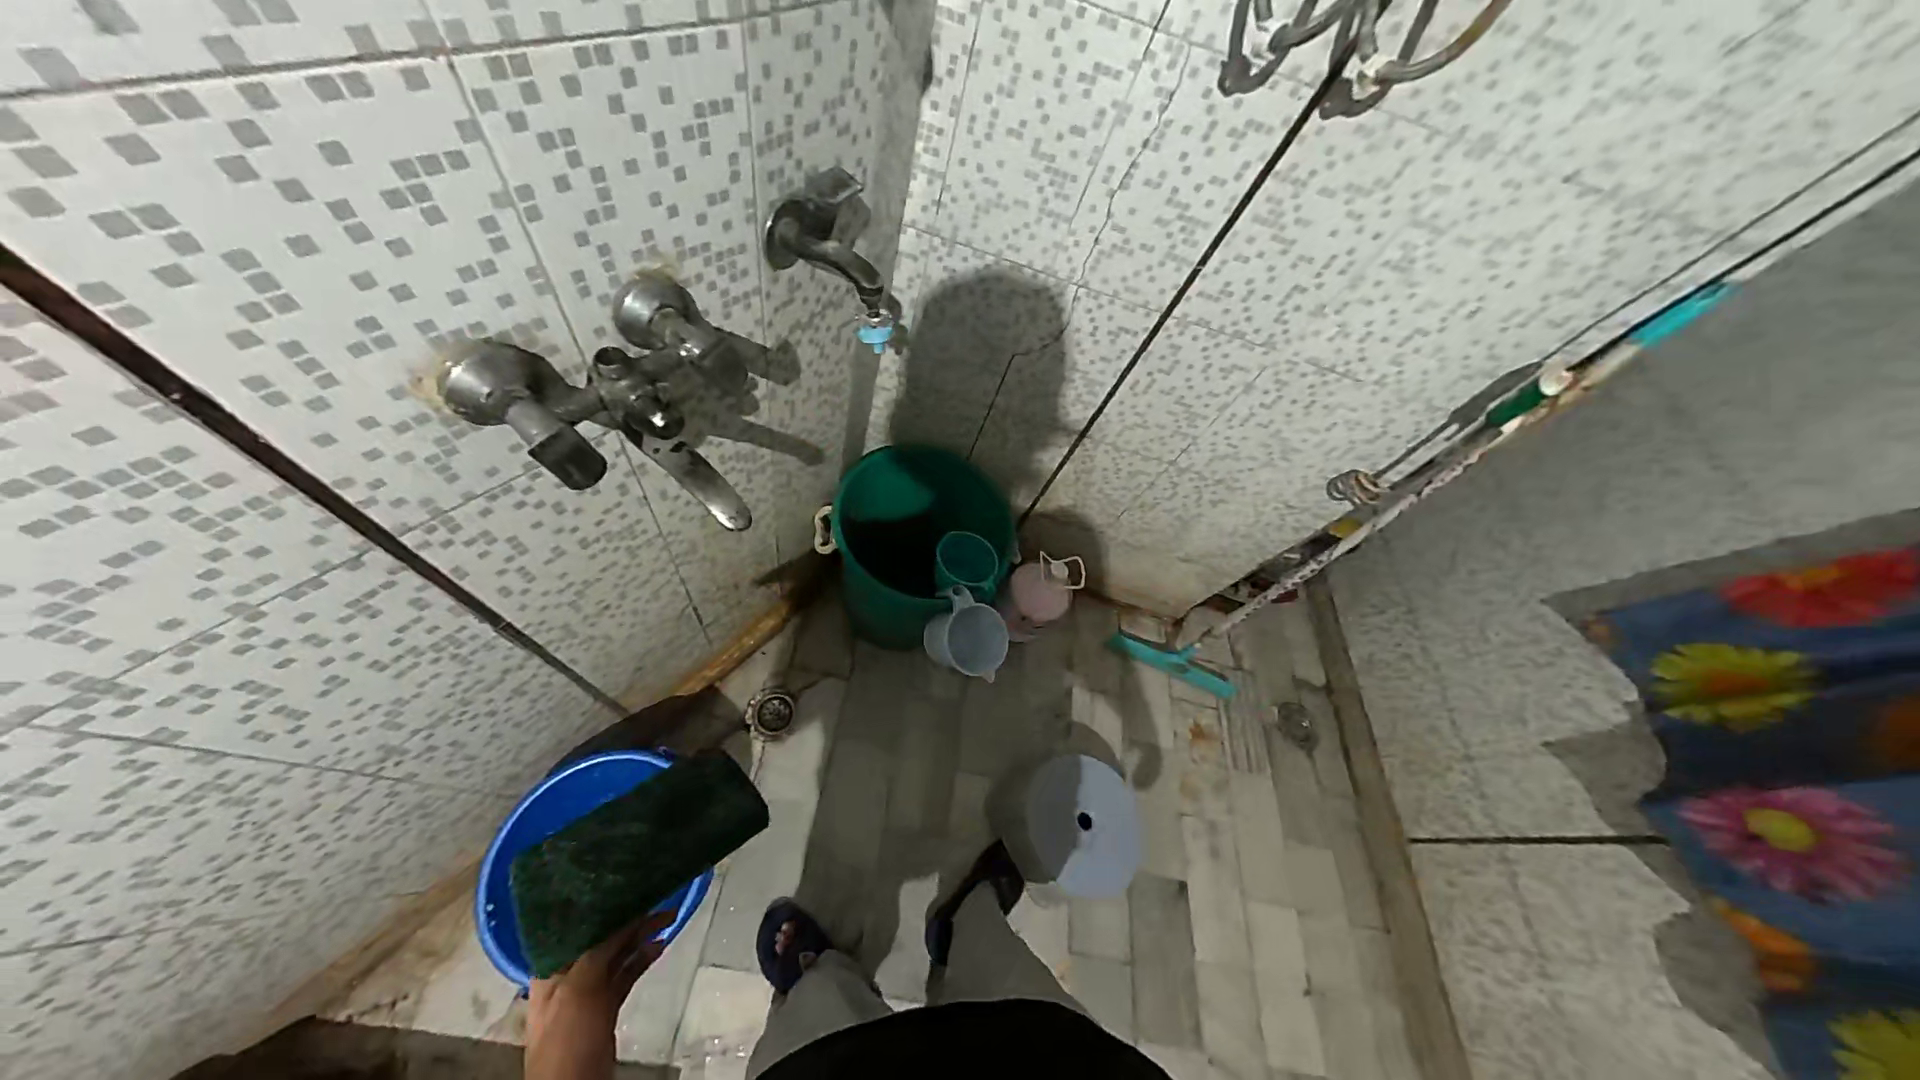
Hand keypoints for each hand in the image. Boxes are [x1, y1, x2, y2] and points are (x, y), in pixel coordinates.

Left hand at [525, 911, 674, 1079]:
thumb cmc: (567, 1039)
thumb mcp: (579, 989)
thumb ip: (599, 951)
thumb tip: (627, 917)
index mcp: (552, 969)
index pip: (577, 927)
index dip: (602, 907)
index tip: (628, 887)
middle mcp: (568, 976)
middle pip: (602, 938)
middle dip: (630, 920)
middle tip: (659, 900)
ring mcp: (588, 993)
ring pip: (618, 955)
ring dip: (641, 937)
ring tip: (668, 918)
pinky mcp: (606, 1008)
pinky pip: (626, 975)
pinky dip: (643, 960)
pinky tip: (661, 946)